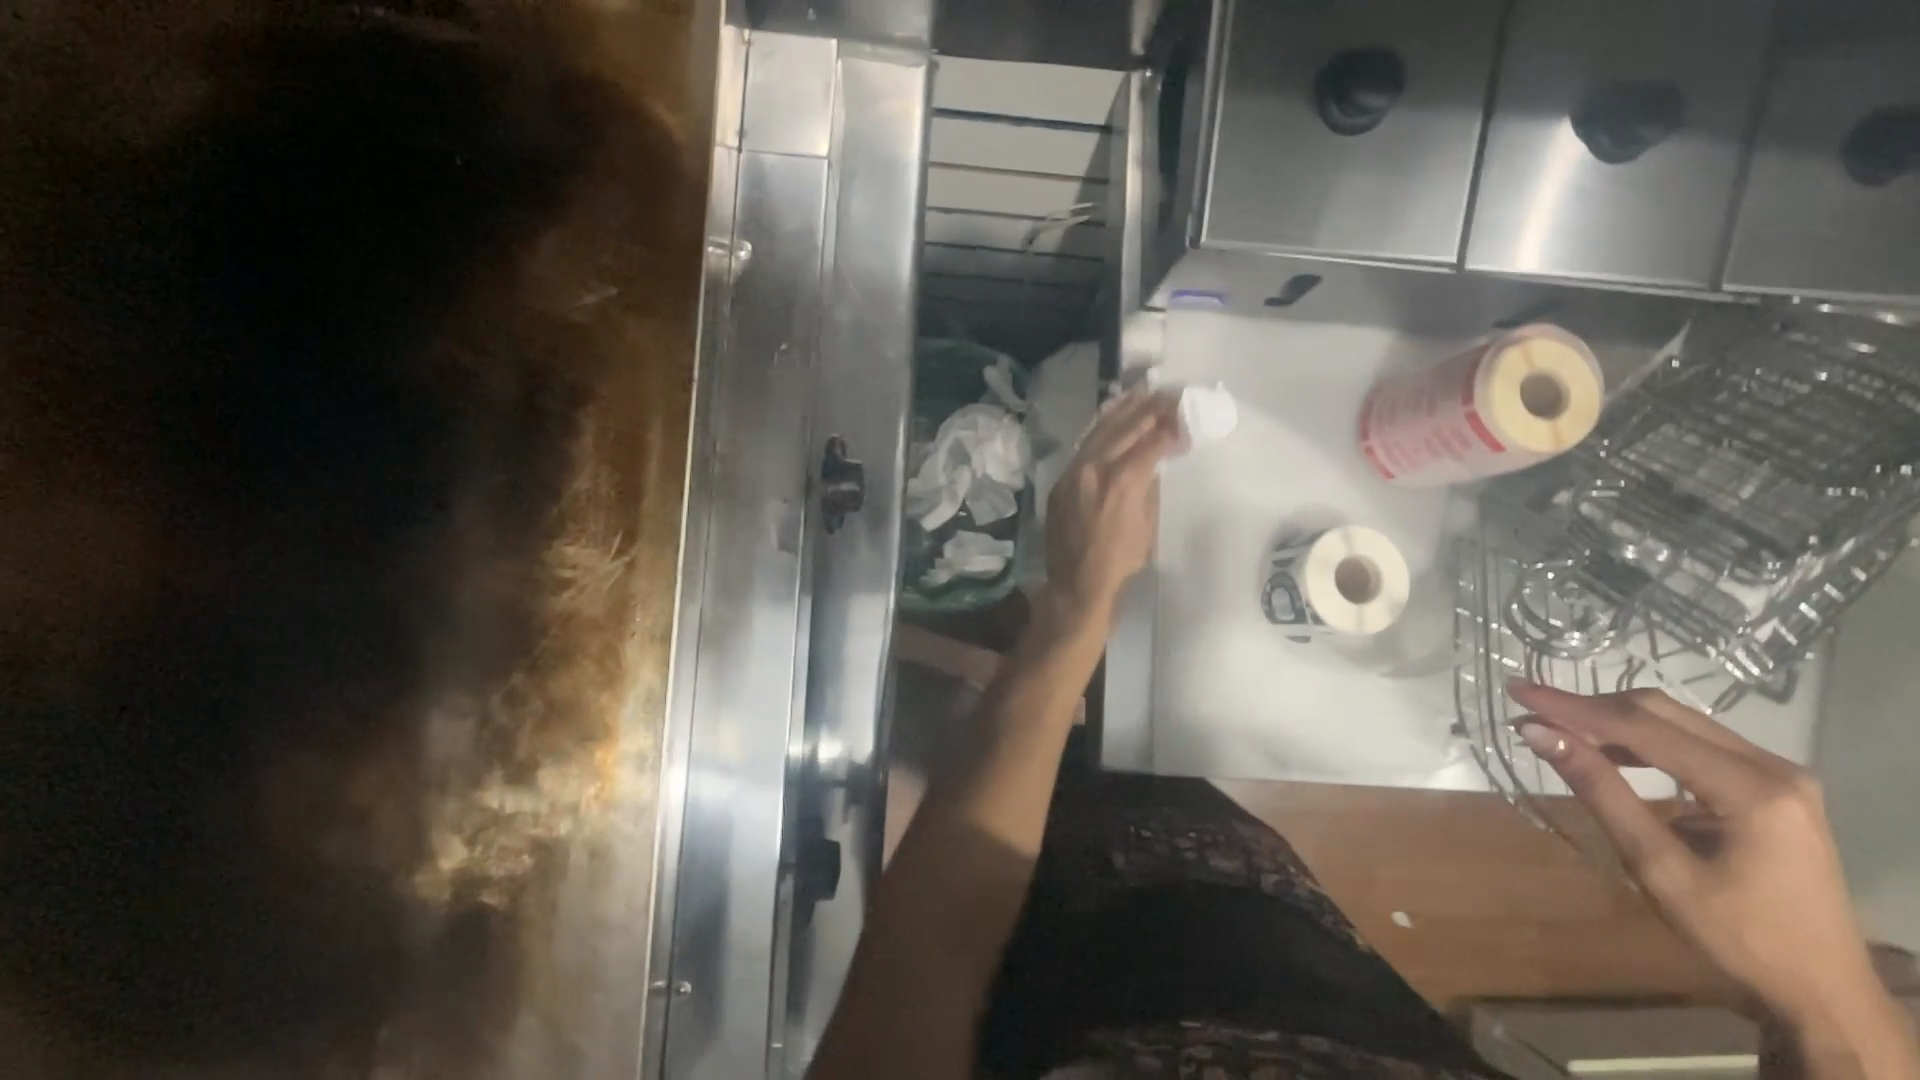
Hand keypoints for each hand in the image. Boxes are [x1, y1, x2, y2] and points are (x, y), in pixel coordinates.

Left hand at [1043, 389, 1182, 625]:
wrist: (1075, 584)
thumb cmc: (1120, 562)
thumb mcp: (1147, 525)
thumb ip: (1148, 487)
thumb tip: (1152, 463)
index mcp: (1122, 481)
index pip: (1151, 441)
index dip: (1172, 428)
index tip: (1187, 420)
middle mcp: (1095, 468)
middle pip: (1125, 427)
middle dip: (1151, 408)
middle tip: (1171, 395)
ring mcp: (1073, 472)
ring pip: (1100, 430)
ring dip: (1124, 410)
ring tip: (1143, 394)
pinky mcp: (1061, 480)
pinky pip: (1084, 446)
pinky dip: (1102, 429)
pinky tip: (1113, 418)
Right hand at [1510, 683, 1917, 1072]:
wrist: (1821, 985)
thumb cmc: (1737, 934)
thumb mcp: (1656, 865)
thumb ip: (1600, 791)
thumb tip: (1539, 734)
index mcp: (1751, 787)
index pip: (1642, 727)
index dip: (1573, 707)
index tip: (1518, 692)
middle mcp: (1772, 765)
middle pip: (1662, 713)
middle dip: (1589, 707)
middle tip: (1529, 708)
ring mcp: (1778, 772)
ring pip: (1677, 722)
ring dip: (1613, 721)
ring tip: (1558, 728)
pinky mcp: (1772, 784)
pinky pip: (1695, 743)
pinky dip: (1643, 741)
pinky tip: (1609, 753)